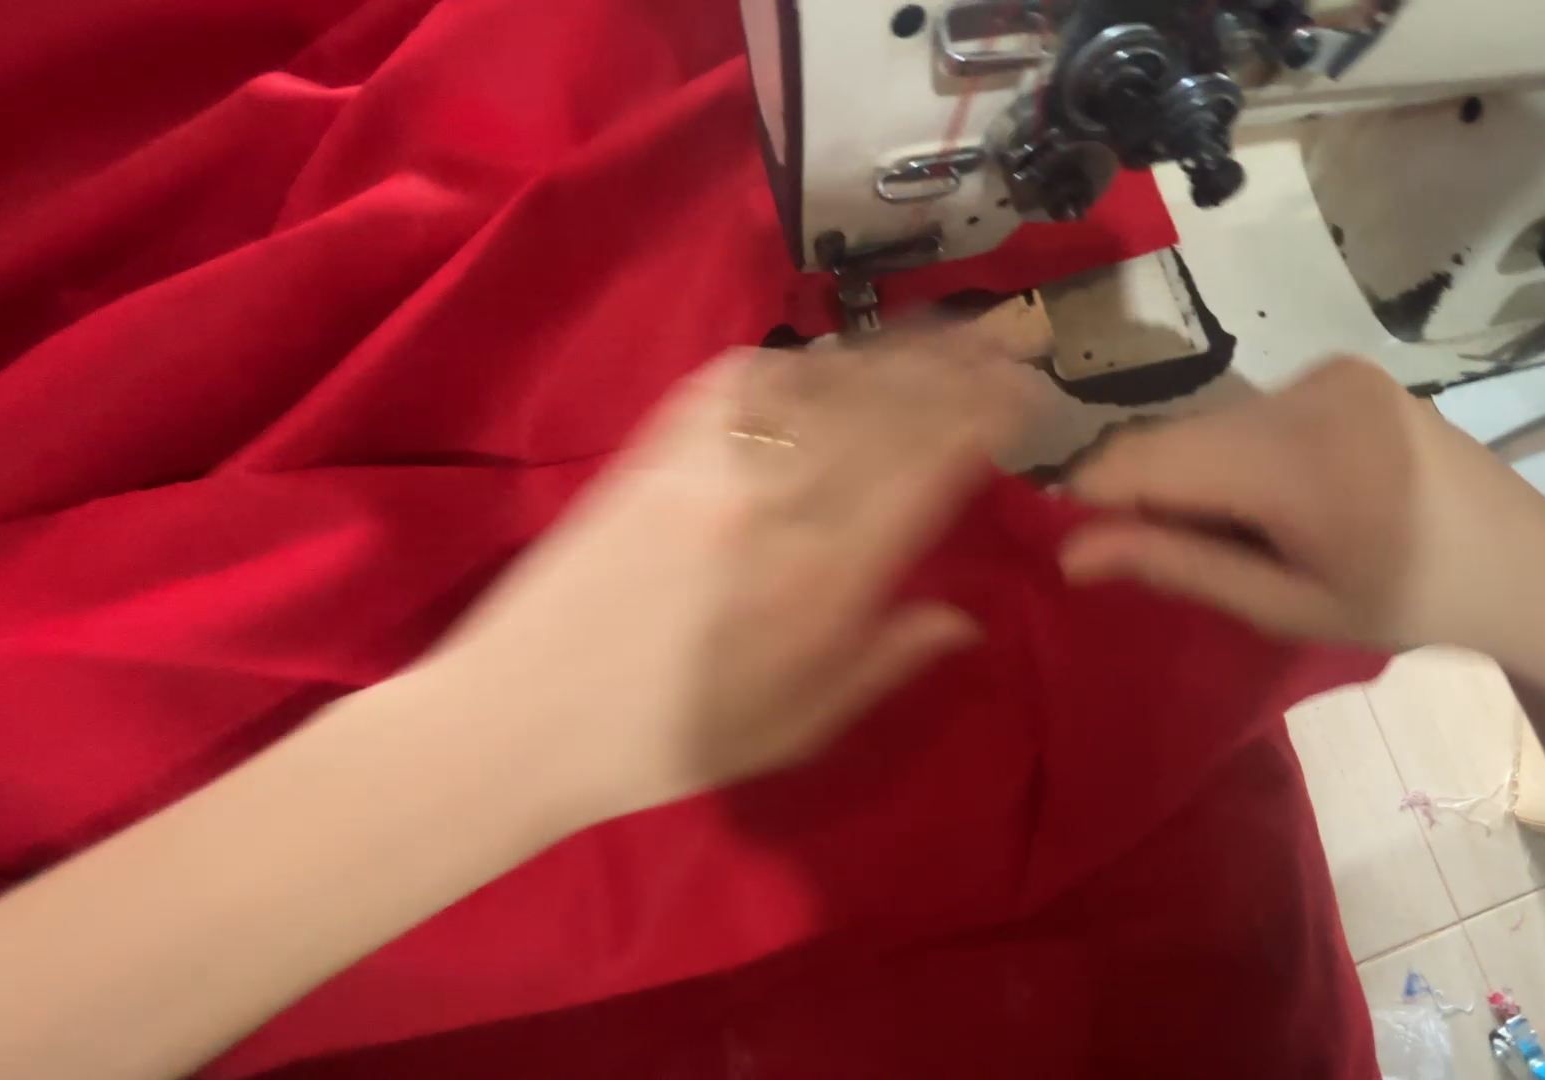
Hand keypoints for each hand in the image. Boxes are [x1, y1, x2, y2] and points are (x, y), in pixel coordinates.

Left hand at [402, 327, 1033, 827]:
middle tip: (1009, 351)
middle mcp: (776, 498)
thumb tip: (965, 617)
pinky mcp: (663, 441)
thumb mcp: (799, 726)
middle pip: (891, 404)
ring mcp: (713, 458)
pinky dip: (814, 358)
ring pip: (833, 377)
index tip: (1027, 400)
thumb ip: (888, 659)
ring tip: (950, 339)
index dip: (987, 419)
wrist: (518, 716)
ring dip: (902, 352)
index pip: (930, 465)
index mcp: (821, 575)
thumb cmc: (671, 739)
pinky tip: (842, 360)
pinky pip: (754, 374)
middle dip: (963, 369)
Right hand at [1061, 356, 1544, 656]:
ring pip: (1202, 425)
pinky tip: (1276, 494)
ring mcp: (1327, 371)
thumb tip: (1069, 552)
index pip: (1145, 459)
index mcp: (1301, 460)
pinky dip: (1229, 456)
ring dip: (1190, 476)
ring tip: (1247, 528)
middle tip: (1189, 553)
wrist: (1529, 564)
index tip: (1084, 544)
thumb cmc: (1407, 604)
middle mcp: (1308, 392)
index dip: (1092, 495)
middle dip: (1148, 494)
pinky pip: (1241, 414)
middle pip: (1171, 439)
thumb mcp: (1283, 605)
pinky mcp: (1337, 368)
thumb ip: (1174, 567)